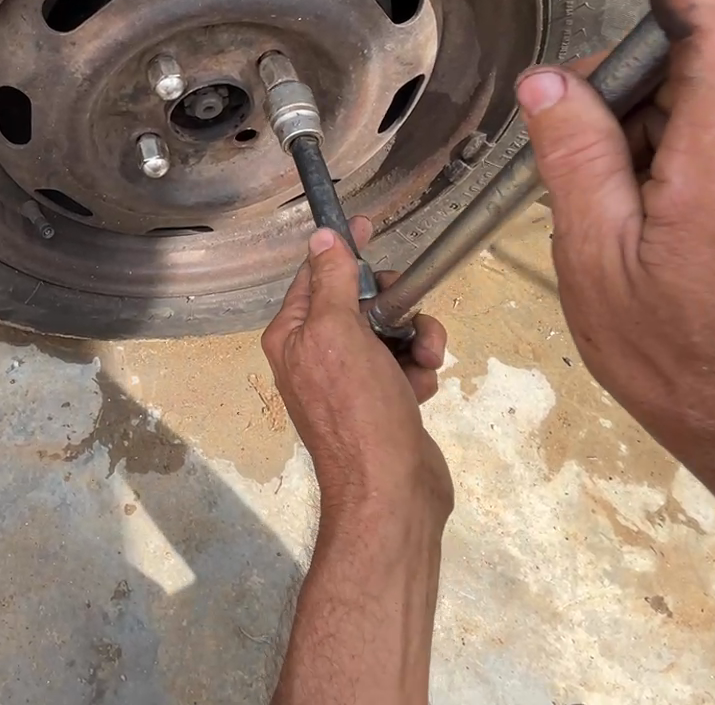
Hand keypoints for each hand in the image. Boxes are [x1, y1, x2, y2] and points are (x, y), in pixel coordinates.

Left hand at [260, 218, 451, 522]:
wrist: (391, 490)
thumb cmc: (357, 406)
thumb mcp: (339, 333)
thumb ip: (332, 282)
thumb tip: (321, 237)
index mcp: (291, 334)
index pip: (314, 276)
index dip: (343, 251)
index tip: (367, 225)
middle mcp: (313, 353)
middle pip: (358, 302)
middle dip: (391, 307)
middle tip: (407, 314)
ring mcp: (348, 378)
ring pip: (388, 333)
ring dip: (412, 341)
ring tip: (423, 362)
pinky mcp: (380, 399)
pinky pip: (403, 365)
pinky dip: (417, 371)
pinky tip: (420, 390)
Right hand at [518, 0, 714, 511]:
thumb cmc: (674, 356)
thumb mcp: (594, 260)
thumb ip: (576, 158)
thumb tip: (548, 83)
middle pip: (708, 66)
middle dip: (627, 82)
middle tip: (564, 139)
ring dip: (651, 123)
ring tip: (609, 199)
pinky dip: (682, 146)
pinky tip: (651, 208)